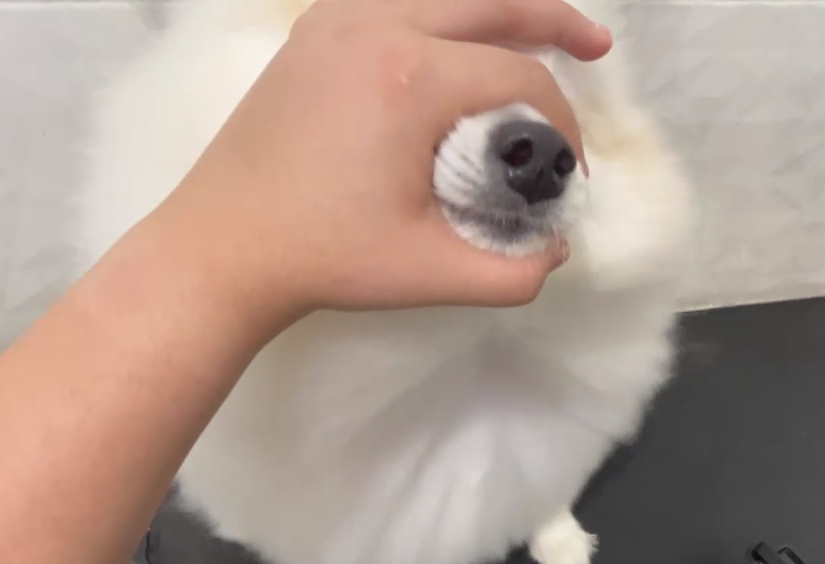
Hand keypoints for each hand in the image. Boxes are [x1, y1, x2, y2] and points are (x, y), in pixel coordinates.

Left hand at [149, 0, 611, 333]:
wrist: (226, 245)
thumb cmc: (329, 259)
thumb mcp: (434, 276)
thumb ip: (514, 273)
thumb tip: (555, 252)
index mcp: (407, 78)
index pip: (518, 80)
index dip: (563, 126)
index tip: (570, 175)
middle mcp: (374, 24)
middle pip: (490, 2)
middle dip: (554, 23)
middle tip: (597, 48)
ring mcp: (337, 18)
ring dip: (500, 11)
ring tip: (541, 34)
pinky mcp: (316, 31)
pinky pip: (400, 3)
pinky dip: (447, 17)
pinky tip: (463, 45)